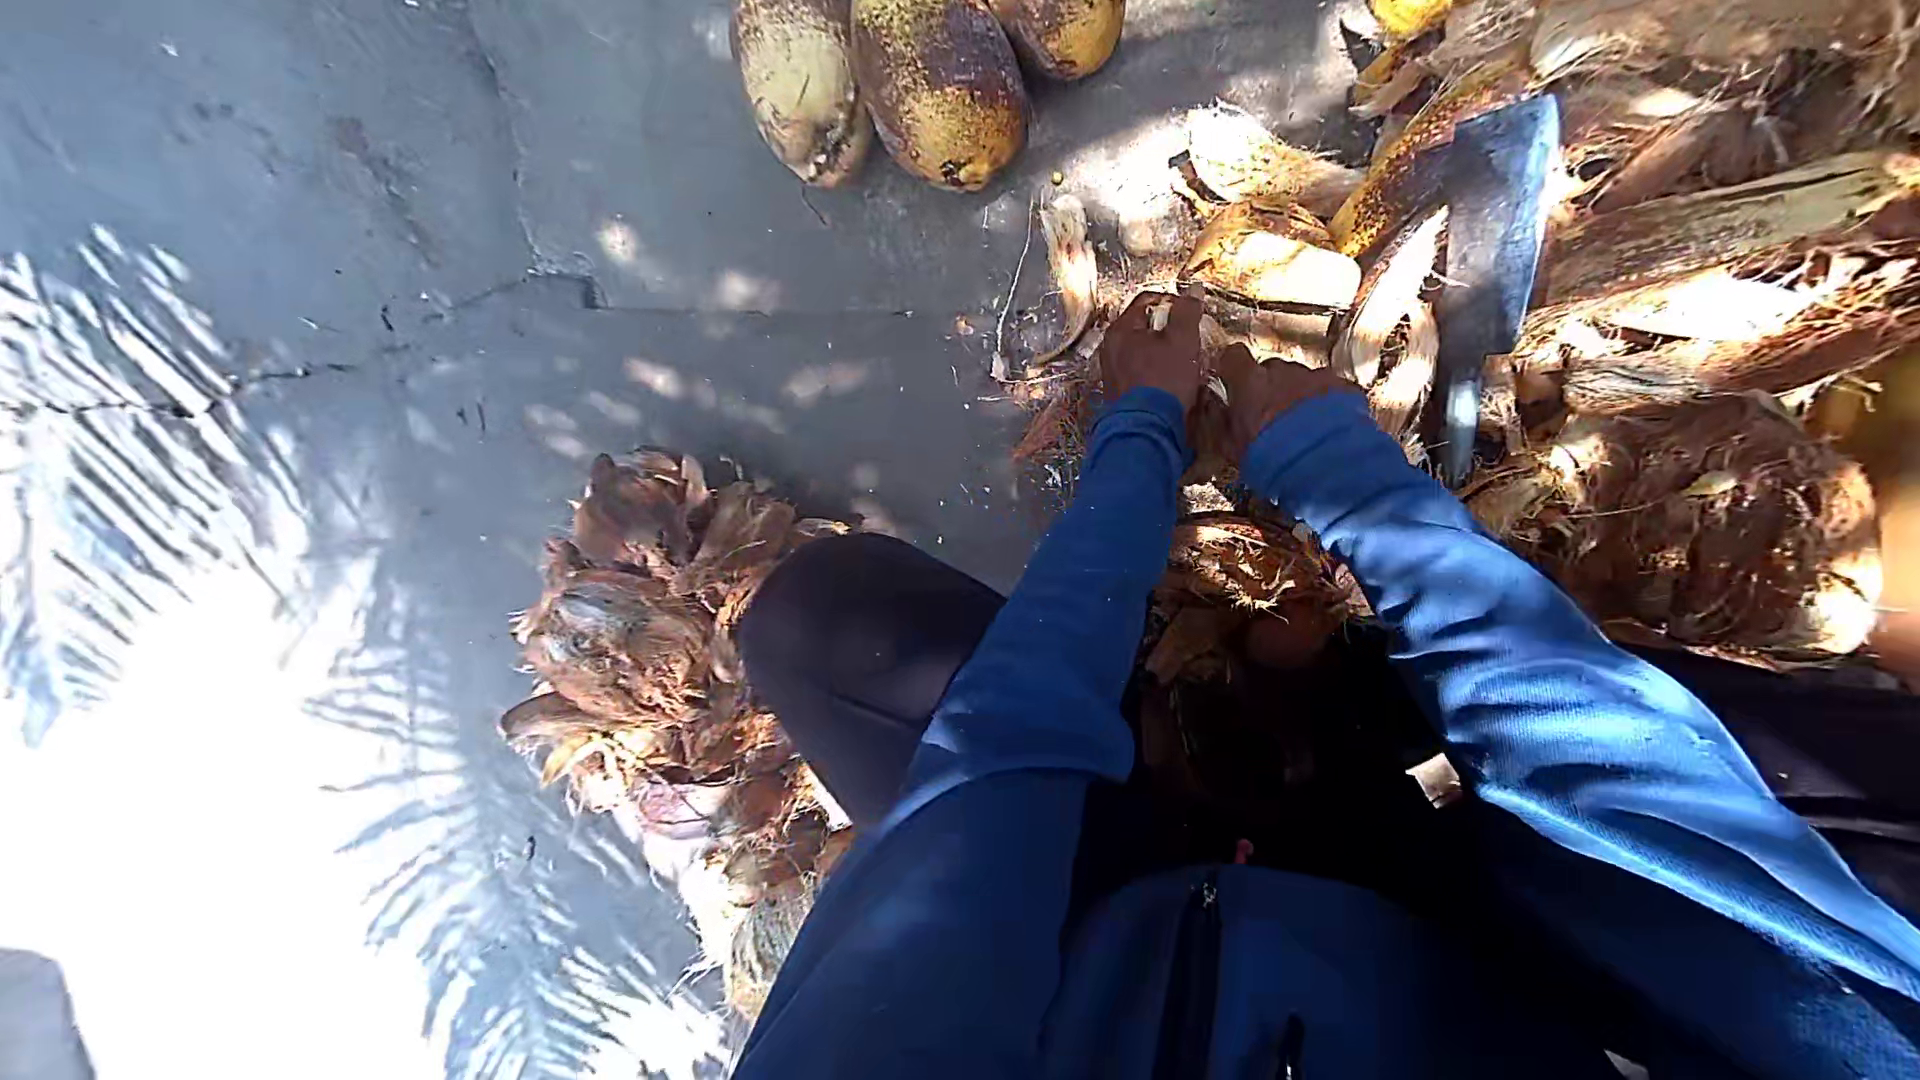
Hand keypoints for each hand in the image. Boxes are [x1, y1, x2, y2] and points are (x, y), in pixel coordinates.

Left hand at [1099, 291, 1205, 411]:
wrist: (1147, 429)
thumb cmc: (1162, 383)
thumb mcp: (1182, 340)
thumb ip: (1187, 311)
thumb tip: (1194, 291)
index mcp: (1119, 331)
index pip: (1147, 300)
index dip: (1174, 302)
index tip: (1191, 314)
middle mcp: (1110, 350)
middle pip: (1144, 327)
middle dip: (1170, 330)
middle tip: (1189, 339)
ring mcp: (1112, 373)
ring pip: (1144, 351)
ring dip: (1166, 353)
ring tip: (1184, 362)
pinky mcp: (1120, 393)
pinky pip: (1141, 373)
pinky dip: (1157, 372)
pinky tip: (1172, 382)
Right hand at [1215, 343, 1359, 461]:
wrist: (1320, 465)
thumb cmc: (1268, 457)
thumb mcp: (1229, 446)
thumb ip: (1219, 421)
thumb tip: (1212, 409)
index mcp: (1249, 382)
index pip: (1233, 356)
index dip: (1233, 367)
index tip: (1233, 380)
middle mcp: (1282, 371)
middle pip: (1270, 369)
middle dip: (1268, 387)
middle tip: (1267, 416)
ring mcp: (1315, 377)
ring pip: (1300, 379)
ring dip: (1296, 396)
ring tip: (1298, 427)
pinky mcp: (1343, 387)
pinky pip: (1329, 389)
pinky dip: (1325, 403)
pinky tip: (1323, 427)